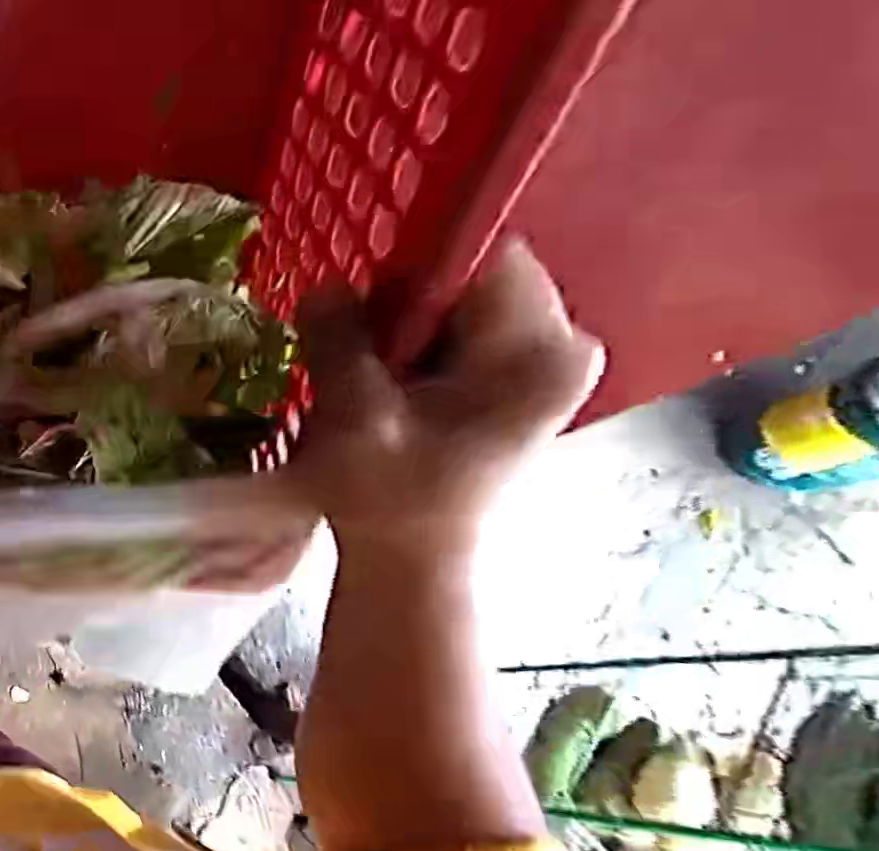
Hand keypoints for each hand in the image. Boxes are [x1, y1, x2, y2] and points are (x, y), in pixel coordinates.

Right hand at [288, 239, 603, 558]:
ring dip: (399, 334)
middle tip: (350, 349)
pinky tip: (382, 390)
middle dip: (401, 308)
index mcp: (538, 352)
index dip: (413, 266)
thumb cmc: (391, 500)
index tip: (358, 302)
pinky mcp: (510, 390)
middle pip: (470, 284)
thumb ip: (339, 344)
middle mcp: (557, 349)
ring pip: (456, 314)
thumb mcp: (356, 417)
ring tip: (364, 377)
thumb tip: (322, 284)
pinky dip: (411, 355)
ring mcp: (536, 370)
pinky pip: (455, 343)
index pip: (484, 257)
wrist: (411, 564)